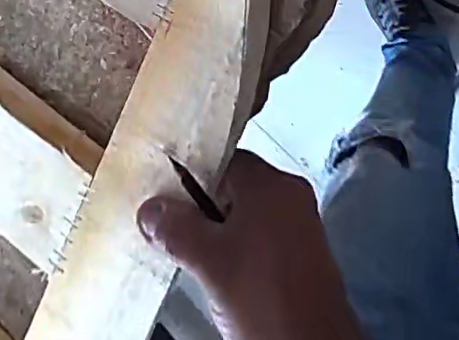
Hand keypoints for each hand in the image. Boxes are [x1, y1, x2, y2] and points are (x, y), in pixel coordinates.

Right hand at [138, 151, 364, 339]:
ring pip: (252, 211)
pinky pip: (267, 232)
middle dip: (206, 206)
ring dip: (223, 228)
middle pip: (239, 185)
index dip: (194, 175)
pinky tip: (226, 273)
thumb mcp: (210, 264)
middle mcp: (290, 193)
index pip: (227, 160)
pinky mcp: (305, 249)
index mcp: (271, 184)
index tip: (166, 195)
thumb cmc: (264, 298)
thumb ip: (178, 231)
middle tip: (175, 230)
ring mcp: (301, 220)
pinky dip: (244, 244)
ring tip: (197, 255)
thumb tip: (152, 208)